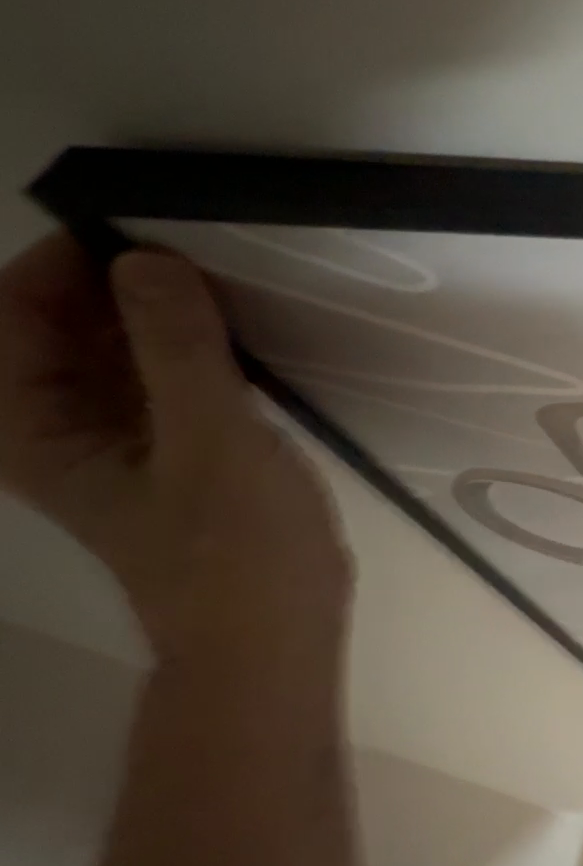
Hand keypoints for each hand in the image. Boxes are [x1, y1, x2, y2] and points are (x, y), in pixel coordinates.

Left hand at [0, 234, 349, 667]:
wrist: (273, 630)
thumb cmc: (233, 548)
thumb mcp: (211, 442)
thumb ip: (178, 351)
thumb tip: (150, 261)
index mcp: (34, 425)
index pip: (14, 313)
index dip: (66, 264)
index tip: (151, 235)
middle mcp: (63, 424)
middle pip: (65, 326)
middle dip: (123, 284)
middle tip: (207, 259)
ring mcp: (124, 438)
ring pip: (122, 349)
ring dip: (166, 315)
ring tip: (233, 290)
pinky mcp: (180, 449)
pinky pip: (170, 378)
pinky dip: (198, 350)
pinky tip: (248, 341)